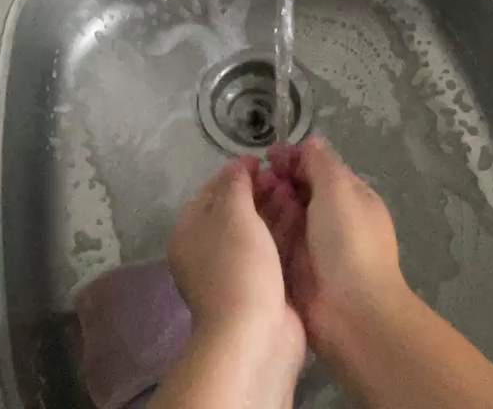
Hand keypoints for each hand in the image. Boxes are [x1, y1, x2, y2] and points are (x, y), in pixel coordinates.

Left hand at [167, 157, 305, 384]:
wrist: (253, 335)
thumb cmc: (237, 265)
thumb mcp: (232, 213)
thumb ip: (235, 183)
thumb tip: (239, 166)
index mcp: (190, 231)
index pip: (211, 191)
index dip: (236, 172)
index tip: (262, 158)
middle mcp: (208, 250)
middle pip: (235, 209)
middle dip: (259, 189)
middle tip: (284, 175)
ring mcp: (235, 271)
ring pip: (256, 229)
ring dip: (275, 208)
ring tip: (296, 190)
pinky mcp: (261, 287)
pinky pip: (272, 249)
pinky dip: (284, 231)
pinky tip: (302, 214)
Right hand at [260, 138, 411, 338]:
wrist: (351, 312)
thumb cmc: (349, 243)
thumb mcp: (340, 190)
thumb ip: (321, 162)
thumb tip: (308, 144)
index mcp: (349, 196)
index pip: (317, 166)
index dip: (293, 157)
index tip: (270, 156)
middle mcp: (330, 217)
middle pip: (297, 187)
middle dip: (277, 178)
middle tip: (257, 178)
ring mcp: (310, 243)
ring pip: (283, 212)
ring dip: (268, 202)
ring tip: (252, 199)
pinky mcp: (292, 266)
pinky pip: (274, 238)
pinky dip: (263, 227)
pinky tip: (248, 222)